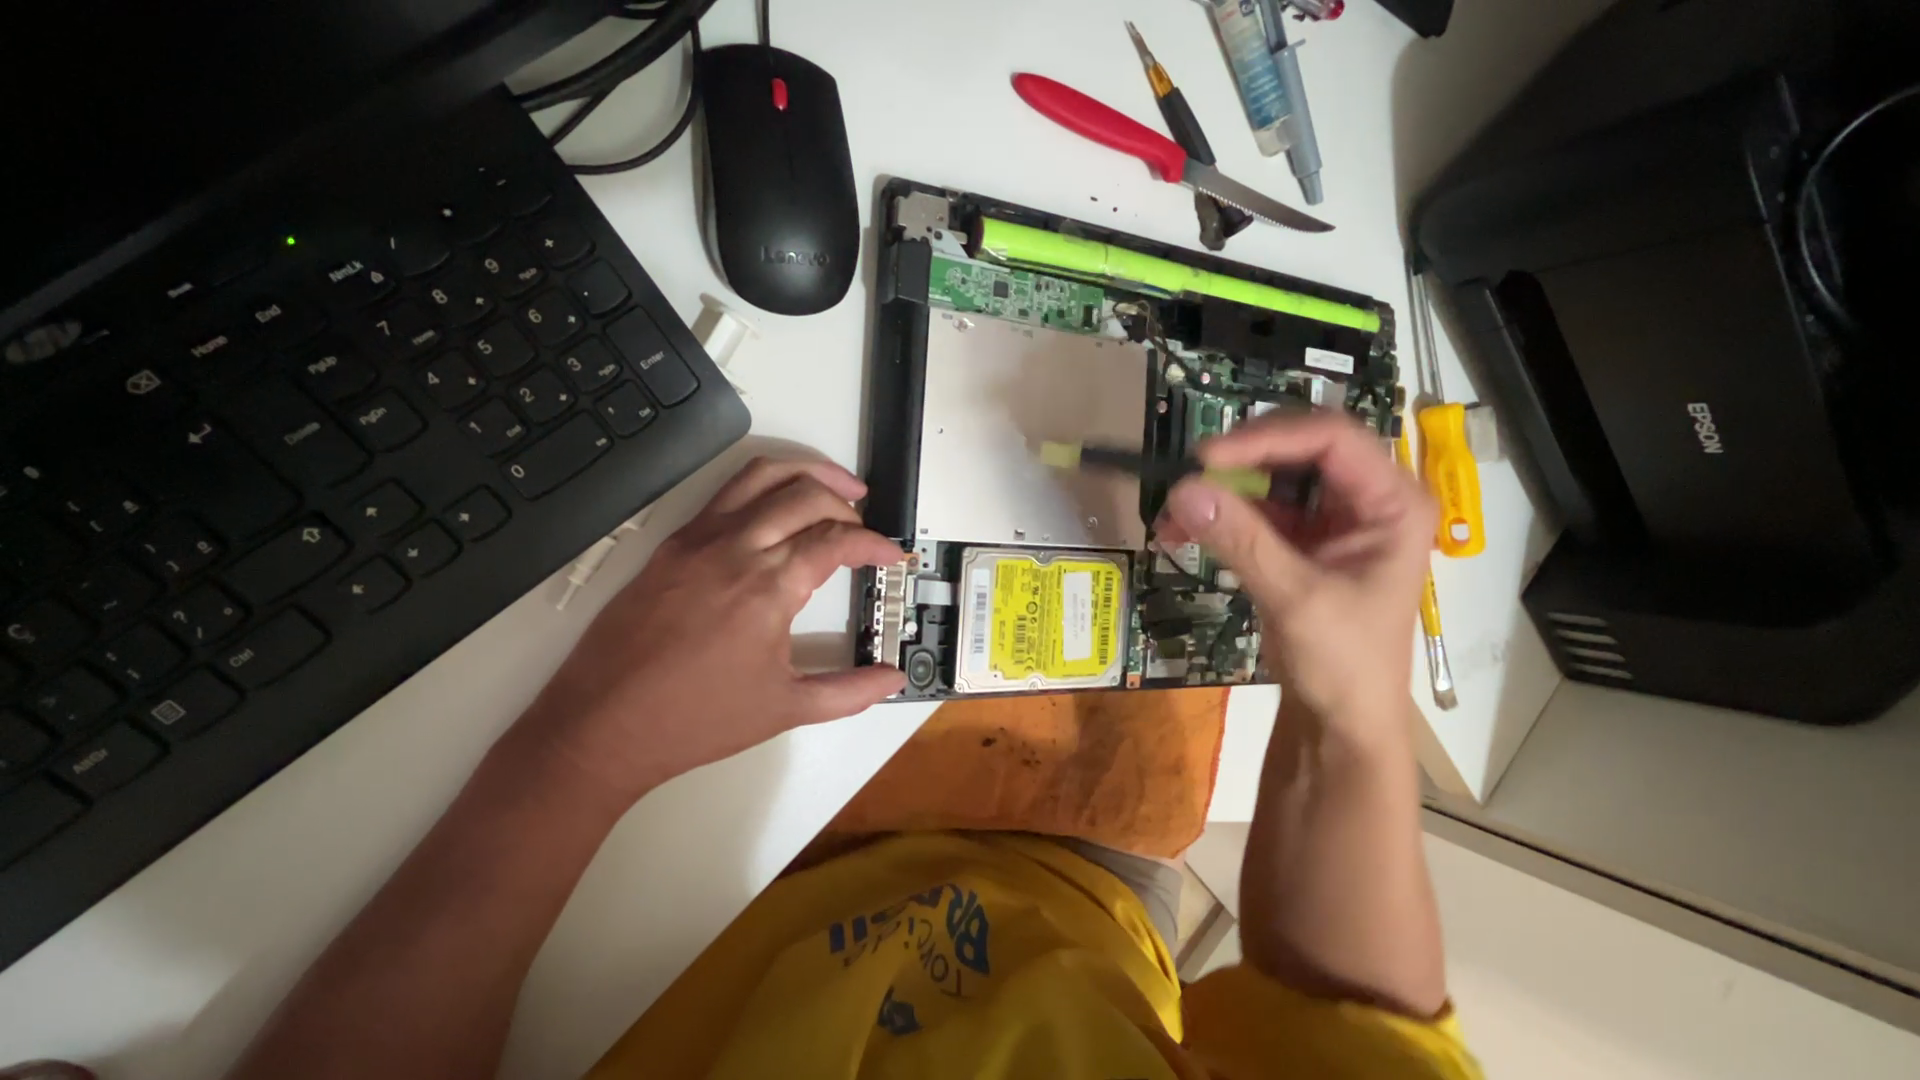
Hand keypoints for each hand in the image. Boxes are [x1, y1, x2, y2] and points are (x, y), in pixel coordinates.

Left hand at [514, 457, 907, 805]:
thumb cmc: (692, 720)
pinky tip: (772, 509)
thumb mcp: (785, 708)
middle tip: (865, 522)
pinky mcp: (670, 546)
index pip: (837, 540)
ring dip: (804, 473)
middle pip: (806, 494)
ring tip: (831, 486)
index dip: (874, 544)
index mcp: (768, 586)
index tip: (891, 556)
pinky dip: (760, 486)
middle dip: (847, 500)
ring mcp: (697, 541)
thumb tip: (889, 680)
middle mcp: (735, 549)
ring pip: (761, 476)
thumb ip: (849, 691)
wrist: (603, 724)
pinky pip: (723, 495)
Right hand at [1159, 413, 1435, 740]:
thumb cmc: (1345, 663)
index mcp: (1393, 502)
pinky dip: (1218, 516)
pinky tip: (1180, 530)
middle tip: (1190, 476)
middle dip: (1241, 460)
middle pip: (1299, 448)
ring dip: (1222, 488)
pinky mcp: (1300, 539)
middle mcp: (1366, 498)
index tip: (1208, 457)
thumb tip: (1181, 490)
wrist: (1343, 721)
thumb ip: (1242, 540)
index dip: (1268, 439)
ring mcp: (1331, 518)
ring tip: (1174, 510)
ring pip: (1271, 476)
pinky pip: (1254, 509)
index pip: (1332, 439)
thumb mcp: (1296, 599)